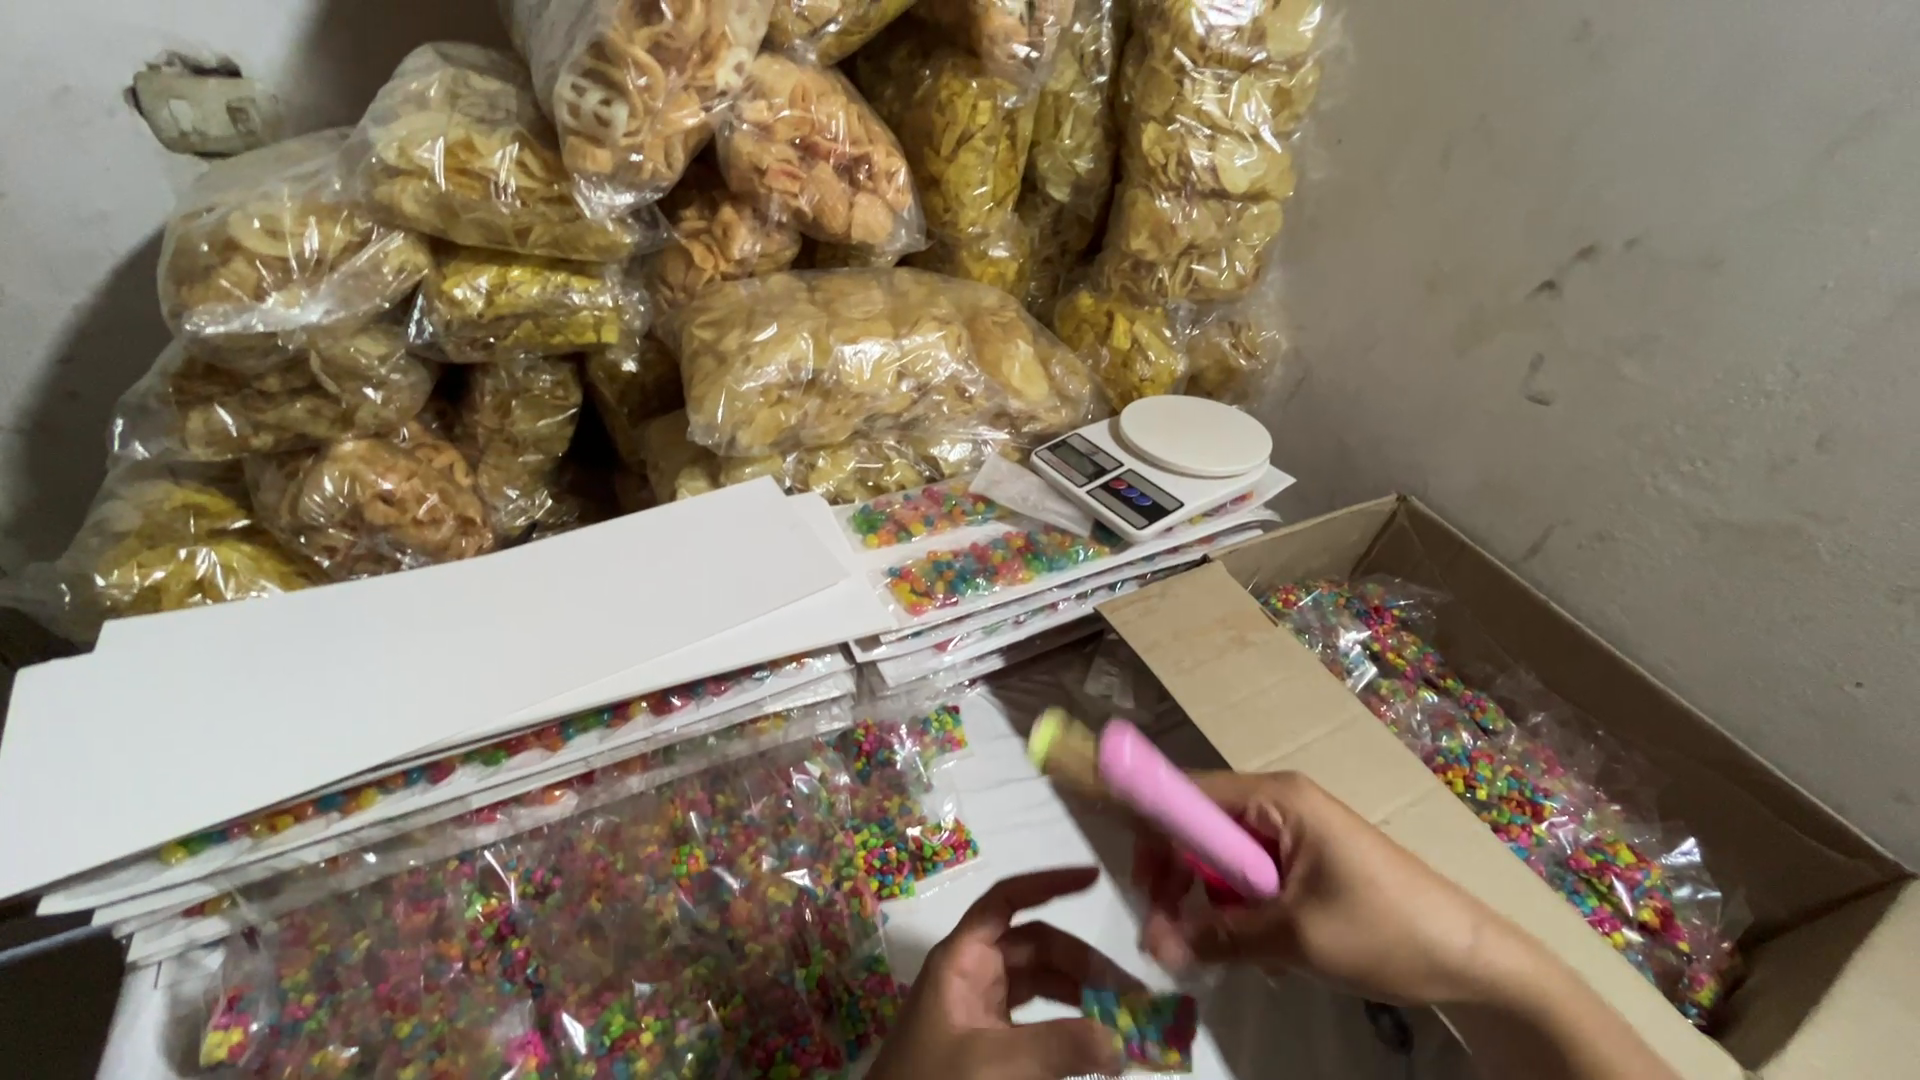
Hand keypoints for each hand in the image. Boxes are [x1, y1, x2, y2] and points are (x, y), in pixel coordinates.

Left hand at [868, 868, 1127, 1079]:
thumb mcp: (994, 1063)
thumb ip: (1059, 1048)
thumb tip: (1122, 1042)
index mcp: (963, 958)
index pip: (1007, 900)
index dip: (1048, 883)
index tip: (1095, 878)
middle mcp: (974, 973)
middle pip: (1037, 948)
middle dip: (1084, 964)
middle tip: (1133, 992)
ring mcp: (983, 1011)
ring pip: (1042, 986)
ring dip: (1083, 997)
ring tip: (1127, 1018)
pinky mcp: (991, 1046)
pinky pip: (1038, 1023)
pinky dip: (1069, 1029)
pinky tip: (1098, 1045)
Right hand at [1134, 770, 1536, 1005]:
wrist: (1476, 961)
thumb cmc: (1386, 931)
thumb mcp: (1295, 937)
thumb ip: (1219, 937)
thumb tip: (1153, 947)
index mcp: (1276, 799)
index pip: (1188, 792)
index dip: (1150, 825)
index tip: (1136, 881)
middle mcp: (1277, 804)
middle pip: (1198, 826)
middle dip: (1174, 878)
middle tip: (1164, 933)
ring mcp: (1292, 833)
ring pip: (1220, 857)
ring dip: (1203, 901)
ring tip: (1200, 951)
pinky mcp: (1303, 862)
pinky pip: (1247, 876)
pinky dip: (1234, 909)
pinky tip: (1244, 950)